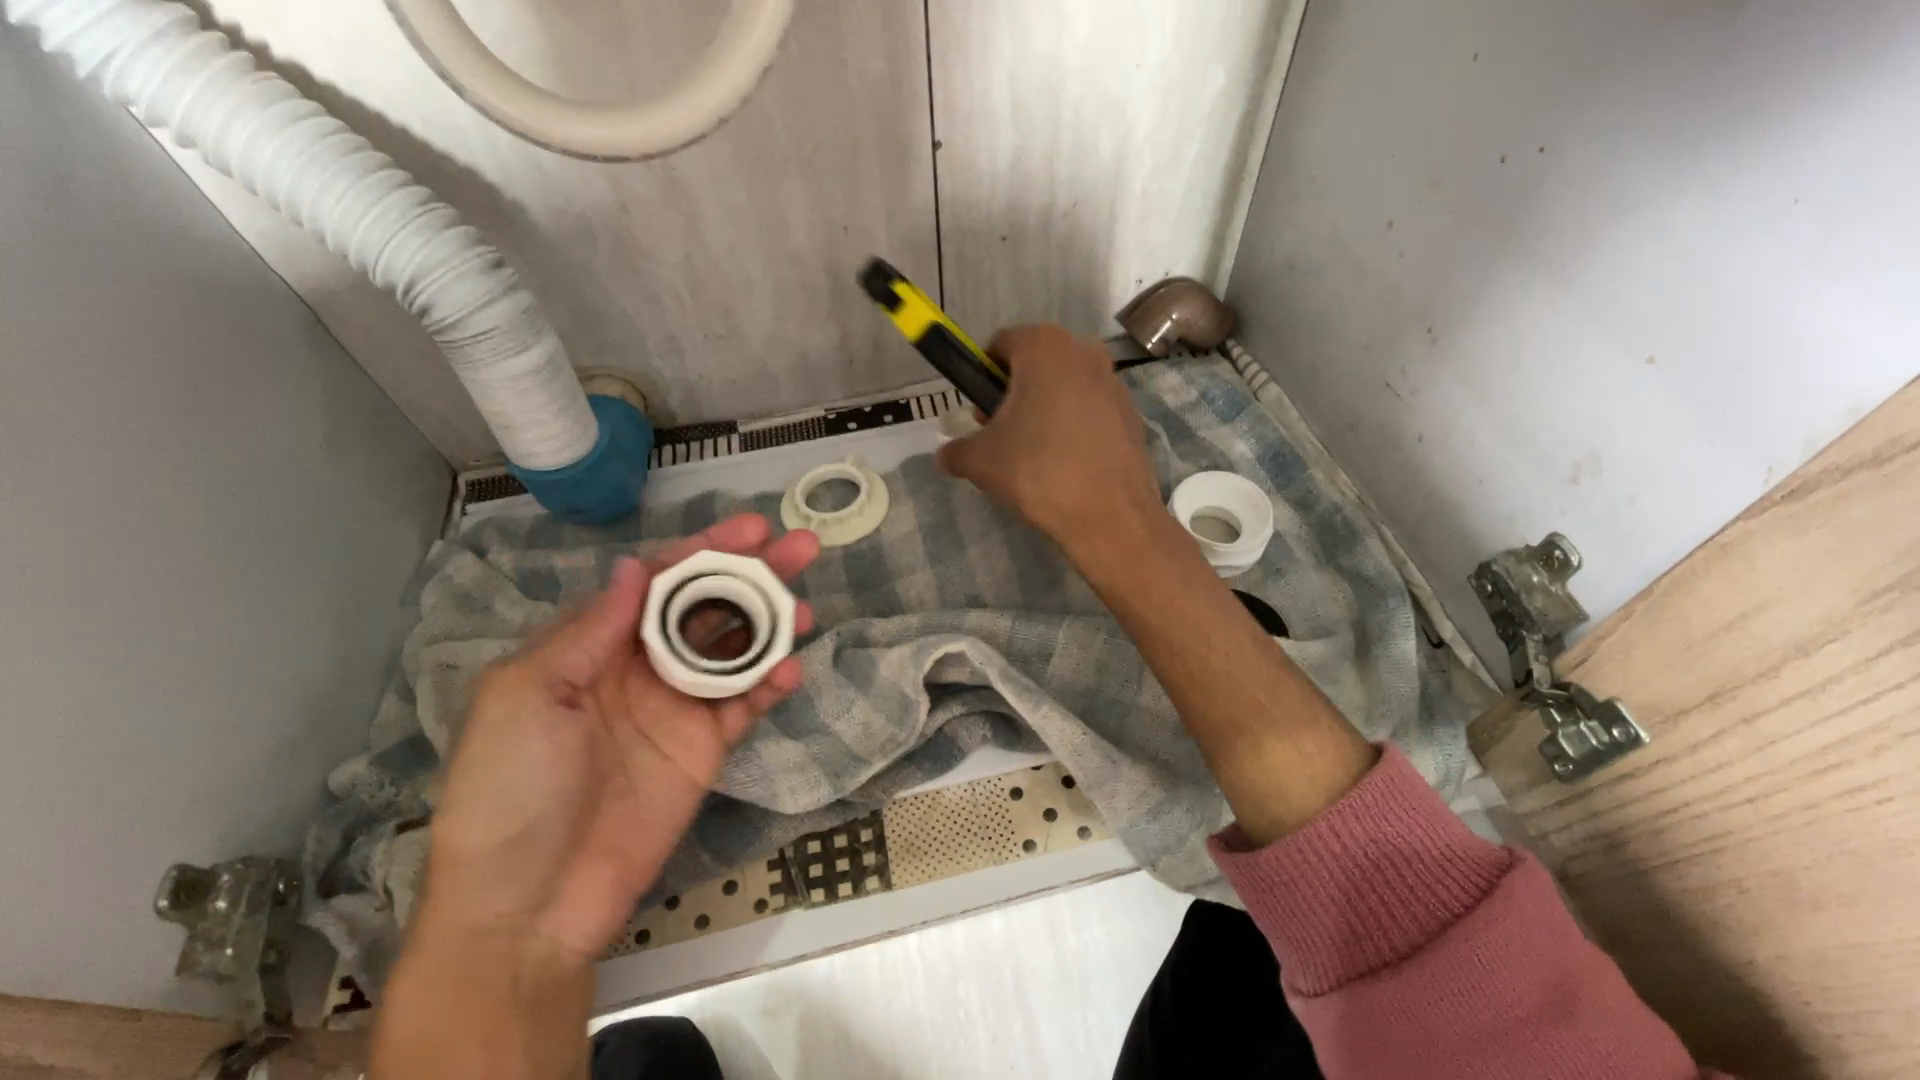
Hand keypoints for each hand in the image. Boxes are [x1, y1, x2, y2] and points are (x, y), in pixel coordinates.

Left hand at [419, 513, 819, 969]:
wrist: (528, 904)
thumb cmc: (510, 789)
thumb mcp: (526, 696)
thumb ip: (588, 631)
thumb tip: (636, 567)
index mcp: (588, 646)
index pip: (654, 581)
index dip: (702, 550)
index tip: (751, 528)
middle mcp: (637, 667)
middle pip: (704, 606)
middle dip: (750, 574)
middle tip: (799, 549)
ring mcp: (675, 708)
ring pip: (734, 649)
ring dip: (770, 623)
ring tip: (804, 607)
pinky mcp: (704, 750)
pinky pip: (745, 705)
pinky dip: (771, 683)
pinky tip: (791, 668)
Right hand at [936, 324, 1164, 553]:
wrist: (1109, 515)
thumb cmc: (1037, 471)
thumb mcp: (979, 461)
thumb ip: (955, 450)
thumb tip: (946, 455)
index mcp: (1043, 347)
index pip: (1000, 345)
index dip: (982, 376)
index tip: (979, 412)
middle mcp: (1084, 352)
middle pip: (1035, 363)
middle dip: (1014, 392)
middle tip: (1002, 435)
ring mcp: (1114, 382)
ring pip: (1066, 386)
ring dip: (1046, 409)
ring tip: (1035, 453)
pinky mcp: (1132, 414)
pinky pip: (1091, 411)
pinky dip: (1075, 427)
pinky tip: (1067, 463)